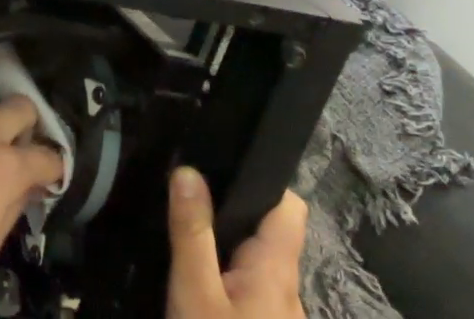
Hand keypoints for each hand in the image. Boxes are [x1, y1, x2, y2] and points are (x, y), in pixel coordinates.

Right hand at [166, 167, 307, 318]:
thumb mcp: (194, 290)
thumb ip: (192, 232)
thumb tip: (188, 172)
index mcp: (277, 269)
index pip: (290, 207)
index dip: (261, 182)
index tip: (220, 169)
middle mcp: (288, 289)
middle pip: (267, 234)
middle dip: (229, 214)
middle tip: (185, 201)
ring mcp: (280, 313)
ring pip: (256, 263)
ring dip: (225, 246)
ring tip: (184, 235)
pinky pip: (250, 289)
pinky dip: (225, 275)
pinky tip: (194, 280)